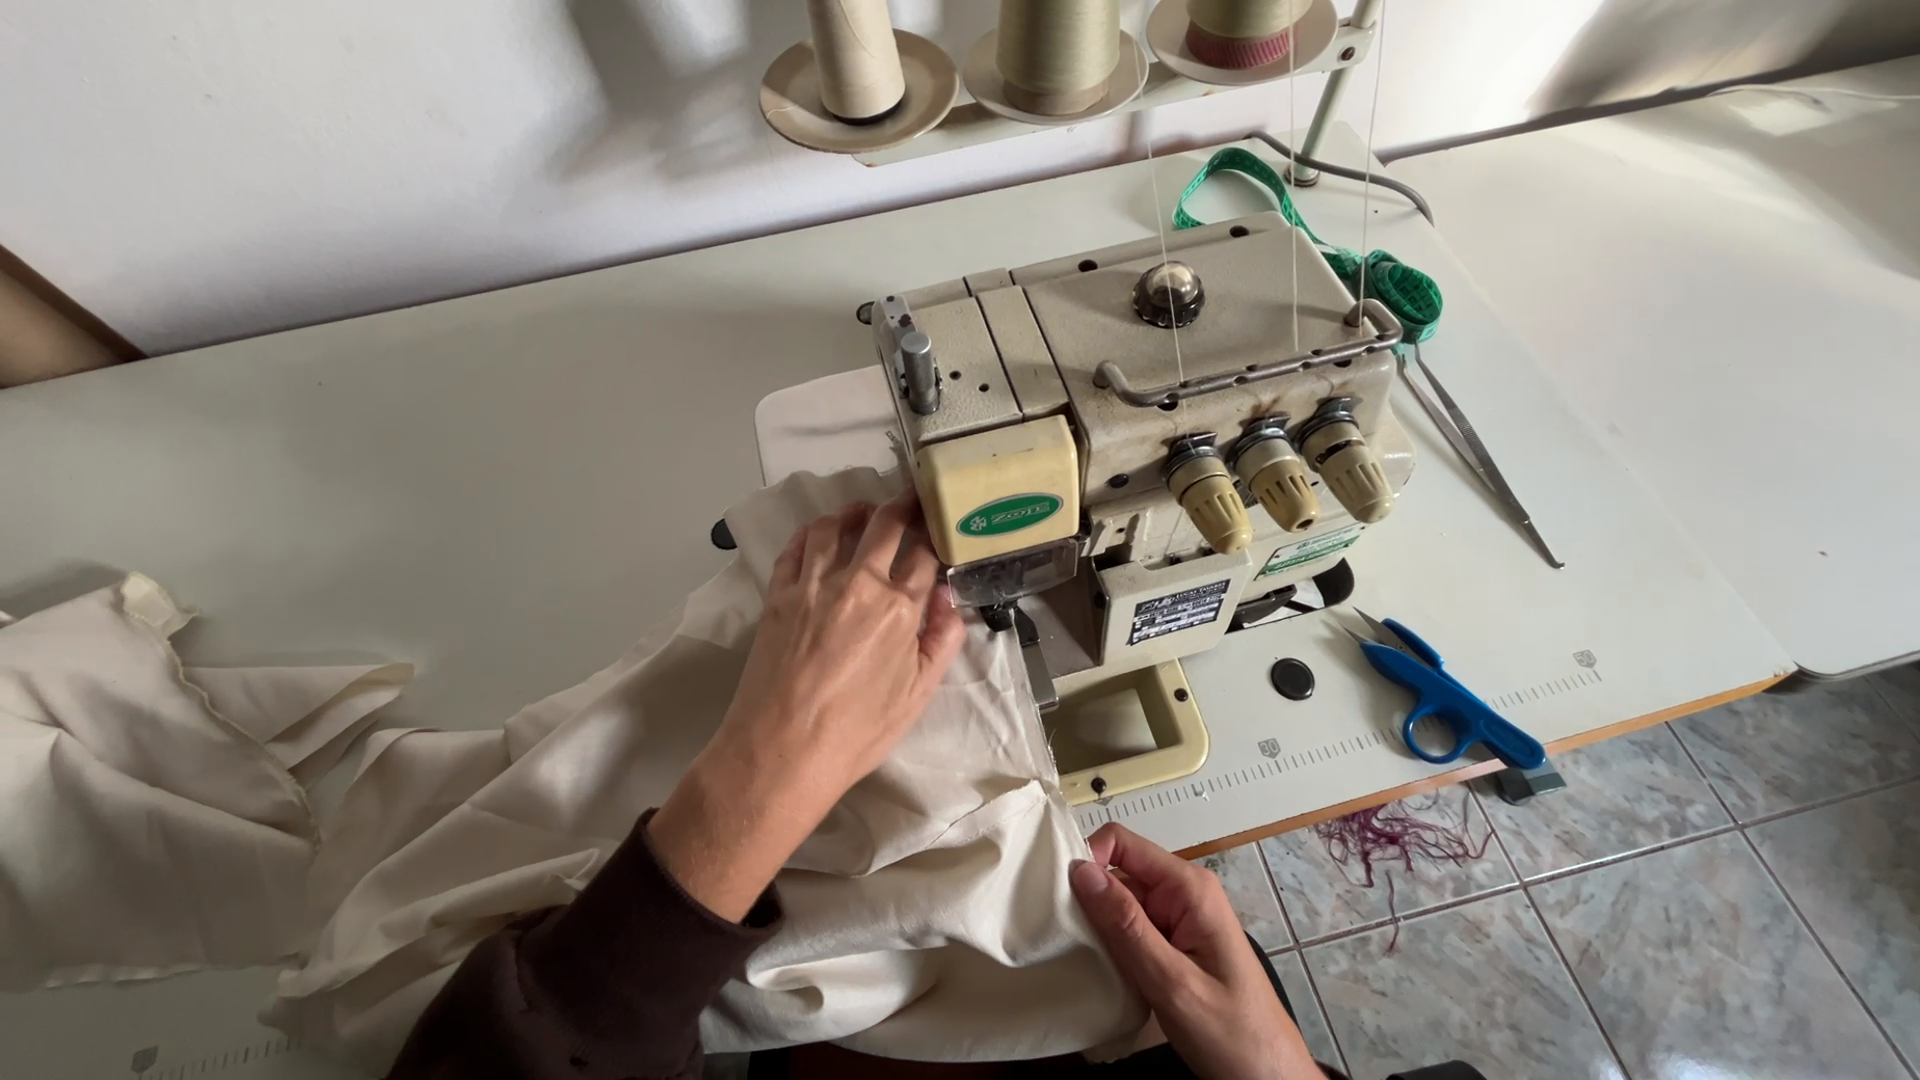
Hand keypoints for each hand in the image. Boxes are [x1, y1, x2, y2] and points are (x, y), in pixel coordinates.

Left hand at [649, 491, 966, 920]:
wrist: (781, 750)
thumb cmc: (857, 731)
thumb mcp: (917, 695)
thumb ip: (941, 640)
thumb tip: (949, 597)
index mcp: (900, 608)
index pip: (925, 553)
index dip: (936, 535)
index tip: (940, 525)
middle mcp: (859, 583)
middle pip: (885, 525)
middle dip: (903, 506)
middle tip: (910, 499)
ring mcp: (814, 584)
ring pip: (836, 526)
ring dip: (855, 511)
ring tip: (864, 511)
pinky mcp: (779, 593)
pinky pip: (796, 547)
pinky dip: (812, 532)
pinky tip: (820, 533)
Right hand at [1071, 824, 1322, 1078]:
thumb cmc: (1232, 1033)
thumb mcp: (1172, 982)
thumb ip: (1126, 925)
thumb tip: (1081, 871)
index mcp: (1188, 887)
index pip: (1122, 843)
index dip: (1088, 858)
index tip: (1061, 894)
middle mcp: (1181, 892)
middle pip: (1117, 871)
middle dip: (1087, 896)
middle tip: (1060, 931)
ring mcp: (1176, 917)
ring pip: (1118, 901)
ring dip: (1096, 924)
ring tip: (1075, 952)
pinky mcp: (1170, 942)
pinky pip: (1128, 928)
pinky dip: (1109, 944)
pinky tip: (1099, 967)